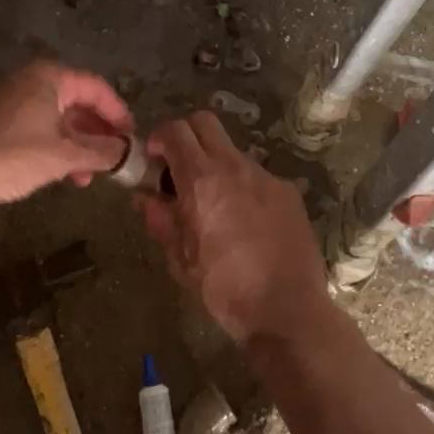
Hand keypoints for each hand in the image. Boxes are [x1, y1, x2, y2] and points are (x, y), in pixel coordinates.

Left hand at [0, 61, 132, 207]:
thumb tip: (127, 150)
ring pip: (58, 118)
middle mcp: (32, 80)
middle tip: (114, 159)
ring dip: (77, 145)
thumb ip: (101, 151)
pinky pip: (39, 126)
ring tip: (88, 176)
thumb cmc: (12, 157)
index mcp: (50, 78)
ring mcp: (12, 98)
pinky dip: (56, 146)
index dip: (119, 114)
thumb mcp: (63, 156)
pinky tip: (62, 173)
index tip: (132, 138)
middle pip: (78, 102)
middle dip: (98, 133)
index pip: (97, 88)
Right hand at [136, 111, 329, 342]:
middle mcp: (235, 167)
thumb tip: (145, 198)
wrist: (287, 311)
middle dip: (186, 136)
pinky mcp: (288, 191)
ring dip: (216, 165)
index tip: (154, 160)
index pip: (176, 130)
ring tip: (213, 204)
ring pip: (232, 151)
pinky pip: (257, 176)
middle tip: (178, 169)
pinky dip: (243, 187)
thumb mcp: (181, 259)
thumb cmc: (225, 289)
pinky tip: (245, 221)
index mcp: (202, 180)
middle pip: (205, 123)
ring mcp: (266, 176)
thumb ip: (161, 220)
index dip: (160, 138)